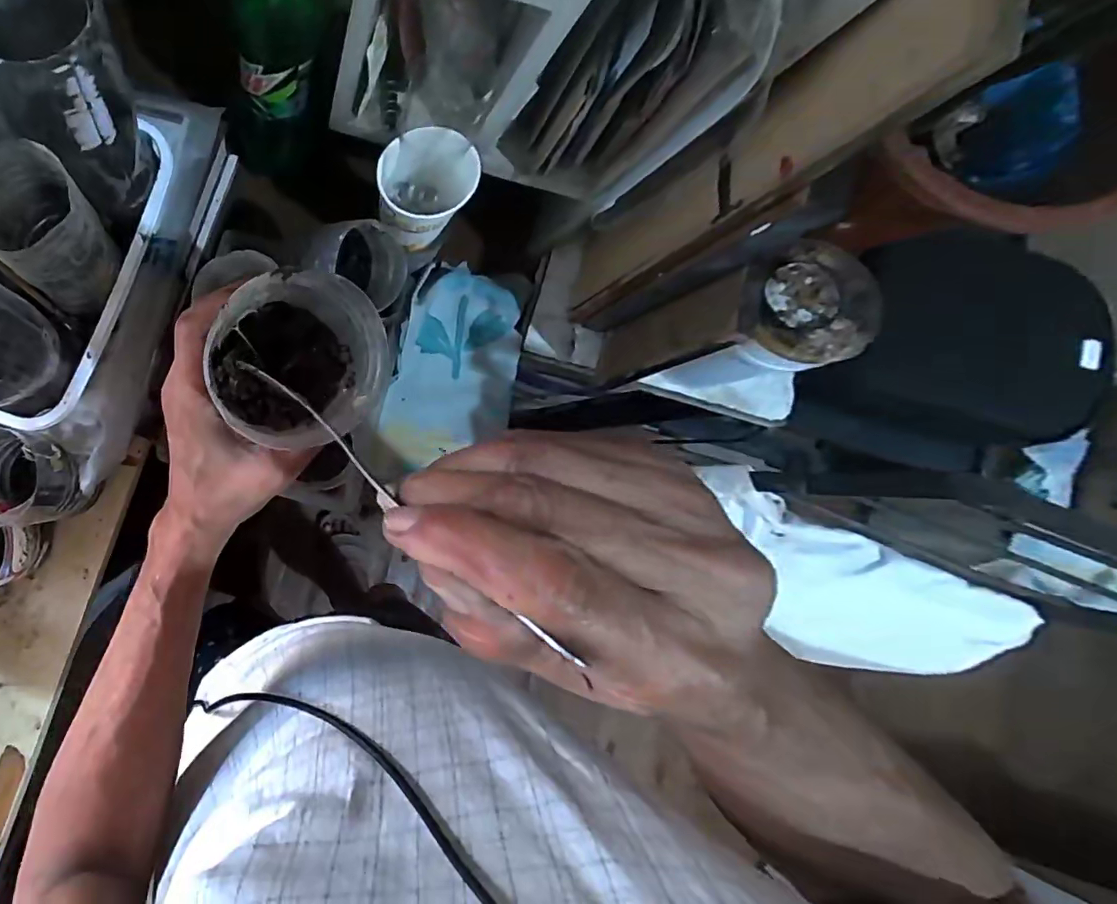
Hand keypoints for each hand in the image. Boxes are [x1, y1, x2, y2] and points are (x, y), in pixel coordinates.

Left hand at [156, 285, 317, 563]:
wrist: (196, 519)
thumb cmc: (224, 493)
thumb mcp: (272, 468)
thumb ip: (306, 438)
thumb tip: (341, 403)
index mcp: (189, 389)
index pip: (191, 326)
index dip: (219, 297)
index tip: (257, 285)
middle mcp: (178, 382)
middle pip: (194, 324)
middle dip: (229, 301)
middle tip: (273, 295)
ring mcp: (180, 390)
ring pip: (196, 338)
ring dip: (226, 319)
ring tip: (269, 311)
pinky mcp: (188, 399)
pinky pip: (201, 355)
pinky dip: (224, 339)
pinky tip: (258, 344)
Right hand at [383, 430, 780, 734]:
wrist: (715, 644)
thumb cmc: (624, 672)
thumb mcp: (554, 674)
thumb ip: (488, 621)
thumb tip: (426, 546)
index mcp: (671, 646)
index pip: (556, 579)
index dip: (468, 544)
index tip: (401, 525)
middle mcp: (697, 564)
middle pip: (547, 505)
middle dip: (456, 495)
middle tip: (403, 500)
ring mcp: (686, 500)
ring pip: (548, 459)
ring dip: (469, 465)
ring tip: (430, 483)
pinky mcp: (663, 461)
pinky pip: (558, 441)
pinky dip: (498, 452)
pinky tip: (473, 470)